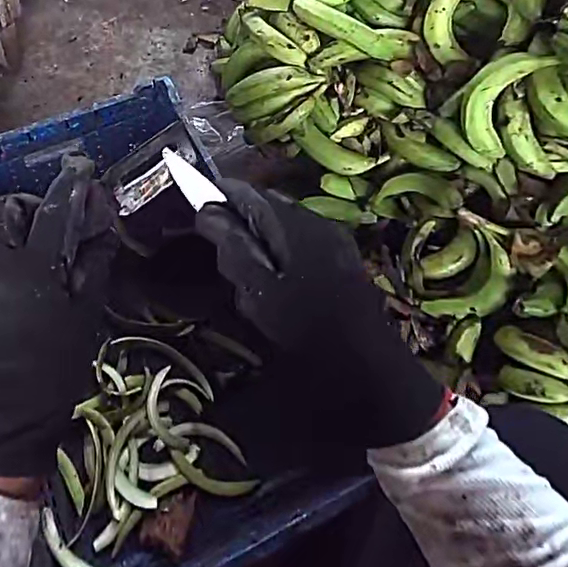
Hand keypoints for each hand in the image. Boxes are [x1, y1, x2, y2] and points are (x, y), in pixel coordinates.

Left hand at [0, 157, 117, 478]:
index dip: (68, 187)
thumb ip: (94, 262)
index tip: (78, 171)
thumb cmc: (55, 365)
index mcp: (33, 273)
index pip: (52, 213)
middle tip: (30, 223)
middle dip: (18, 209)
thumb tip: (101, 223)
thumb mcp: (87, 312)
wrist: (6, 416)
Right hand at [194, 180, 442, 448]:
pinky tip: (274, 276)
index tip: (195, 205)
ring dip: (260, 232)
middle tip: (214, 239)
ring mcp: (336, 240)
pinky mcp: (345, 260)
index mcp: (294, 226)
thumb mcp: (259, 294)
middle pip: (269, 205)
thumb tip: (208, 212)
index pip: (249, 194)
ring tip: (240, 261)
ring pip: (286, 224)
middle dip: (239, 215)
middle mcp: (318, 222)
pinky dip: (281, 247)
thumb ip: (233, 248)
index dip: (219, 195)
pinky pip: (303, 240)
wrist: (372, 372)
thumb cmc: (307, 332)